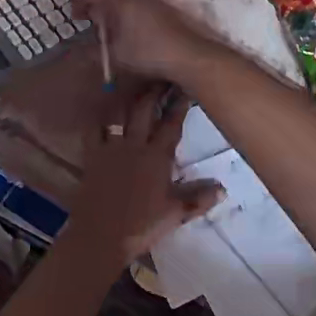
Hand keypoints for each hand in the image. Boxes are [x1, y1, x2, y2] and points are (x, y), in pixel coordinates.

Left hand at [70, 84, 222, 258]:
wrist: (100, 236)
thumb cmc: (141, 225)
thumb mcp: (175, 213)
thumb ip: (198, 198)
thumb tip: (223, 189)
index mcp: (157, 156)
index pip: (171, 124)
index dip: (179, 105)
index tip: (185, 88)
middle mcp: (135, 145)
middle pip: (144, 110)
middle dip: (154, 92)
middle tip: (160, 78)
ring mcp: (111, 148)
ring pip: (118, 115)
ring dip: (126, 99)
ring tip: (131, 85)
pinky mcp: (92, 156)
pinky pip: (93, 131)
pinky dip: (98, 119)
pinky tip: (101, 112)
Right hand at [76, 0, 221, 83]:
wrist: (188, 55)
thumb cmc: (148, 53)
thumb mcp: (117, 55)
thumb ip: (97, 50)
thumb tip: (84, 49)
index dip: (80, 0)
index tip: (75, 14)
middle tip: (86, 12)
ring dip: (110, 0)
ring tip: (104, 18)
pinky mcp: (162, 6)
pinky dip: (124, 5)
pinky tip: (124, 21)